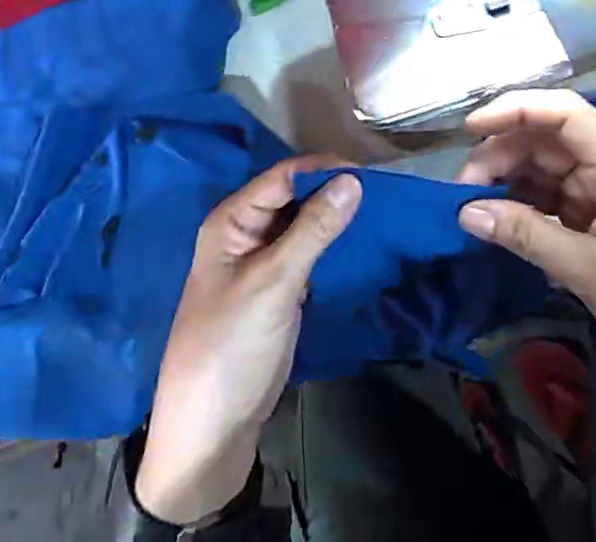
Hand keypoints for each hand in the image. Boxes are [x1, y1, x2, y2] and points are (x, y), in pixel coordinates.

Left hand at [137, 154, 361, 523]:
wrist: (214, 425)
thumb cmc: (233, 344)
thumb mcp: (275, 281)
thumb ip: (314, 229)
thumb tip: (354, 179)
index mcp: (232, 220)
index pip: (283, 177)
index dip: (324, 169)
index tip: (371, 173)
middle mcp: (246, 231)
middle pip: (294, 195)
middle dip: (333, 189)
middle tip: (382, 191)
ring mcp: (263, 259)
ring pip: (304, 221)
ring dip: (335, 214)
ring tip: (380, 209)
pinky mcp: (280, 284)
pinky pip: (308, 249)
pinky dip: (332, 241)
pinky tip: (362, 238)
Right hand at [454, 90, 595, 390]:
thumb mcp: (592, 273)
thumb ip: (527, 236)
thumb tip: (465, 213)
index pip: (564, 113)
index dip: (514, 110)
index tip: (468, 131)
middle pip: (550, 141)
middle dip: (502, 157)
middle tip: (462, 194)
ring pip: (550, 170)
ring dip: (511, 183)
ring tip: (474, 210)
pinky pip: (560, 200)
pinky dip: (529, 208)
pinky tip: (502, 223)